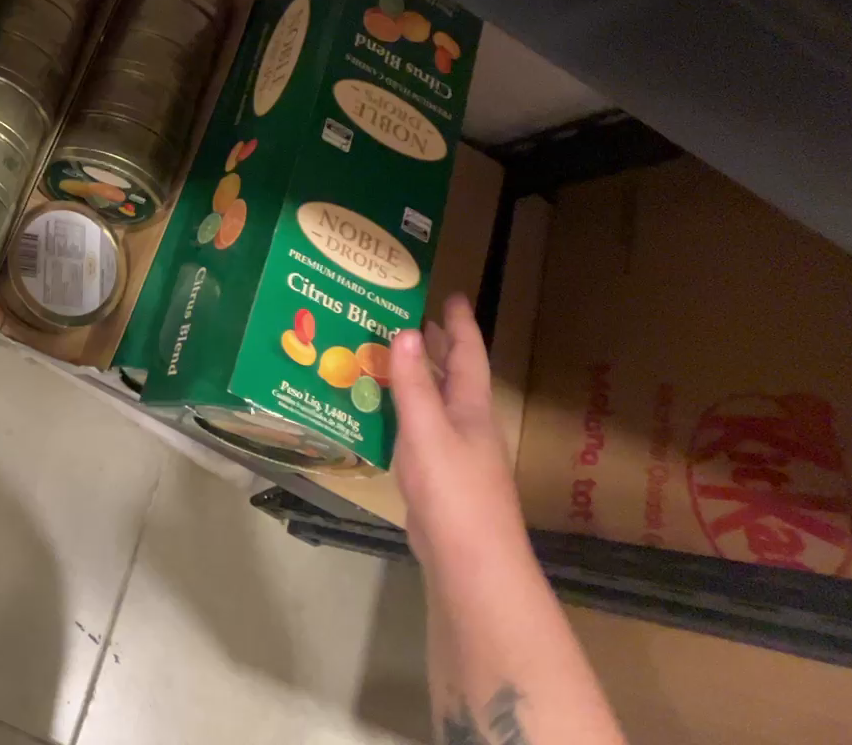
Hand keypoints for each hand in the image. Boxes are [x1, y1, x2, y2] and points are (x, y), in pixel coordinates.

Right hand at [390, 294, 533, 585]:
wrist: (469, 557)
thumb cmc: (453, 489)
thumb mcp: (427, 430)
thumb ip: (415, 384)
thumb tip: (406, 331)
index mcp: (472, 409)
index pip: (469, 355)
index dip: (460, 324)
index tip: (452, 293)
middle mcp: (467, 424)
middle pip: (456, 375)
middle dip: (439, 345)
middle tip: (412, 316)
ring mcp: (454, 450)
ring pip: (436, 400)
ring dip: (419, 374)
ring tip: (390, 353)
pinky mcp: (436, 472)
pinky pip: (419, 424)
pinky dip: (403, 405)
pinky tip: (380, 408)